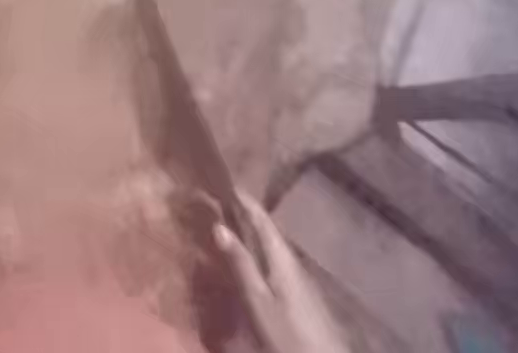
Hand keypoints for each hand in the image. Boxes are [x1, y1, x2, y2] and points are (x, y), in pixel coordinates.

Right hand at [216, 195, 352, 352]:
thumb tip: (219, 225)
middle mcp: (292, 261)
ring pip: (270, 245)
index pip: (261, 217)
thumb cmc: (290, 335)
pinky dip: (256, 251)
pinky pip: (273, 261)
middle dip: (244, 213)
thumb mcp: (259, 302)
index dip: (243, 198)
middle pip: (266, 229)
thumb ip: (241, 264)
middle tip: (217, 201)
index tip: (222, 181)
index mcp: (282, 256)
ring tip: (226, 224)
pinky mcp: (300, 296)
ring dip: (250, 231)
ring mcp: (299, 279)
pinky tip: (246, 259)